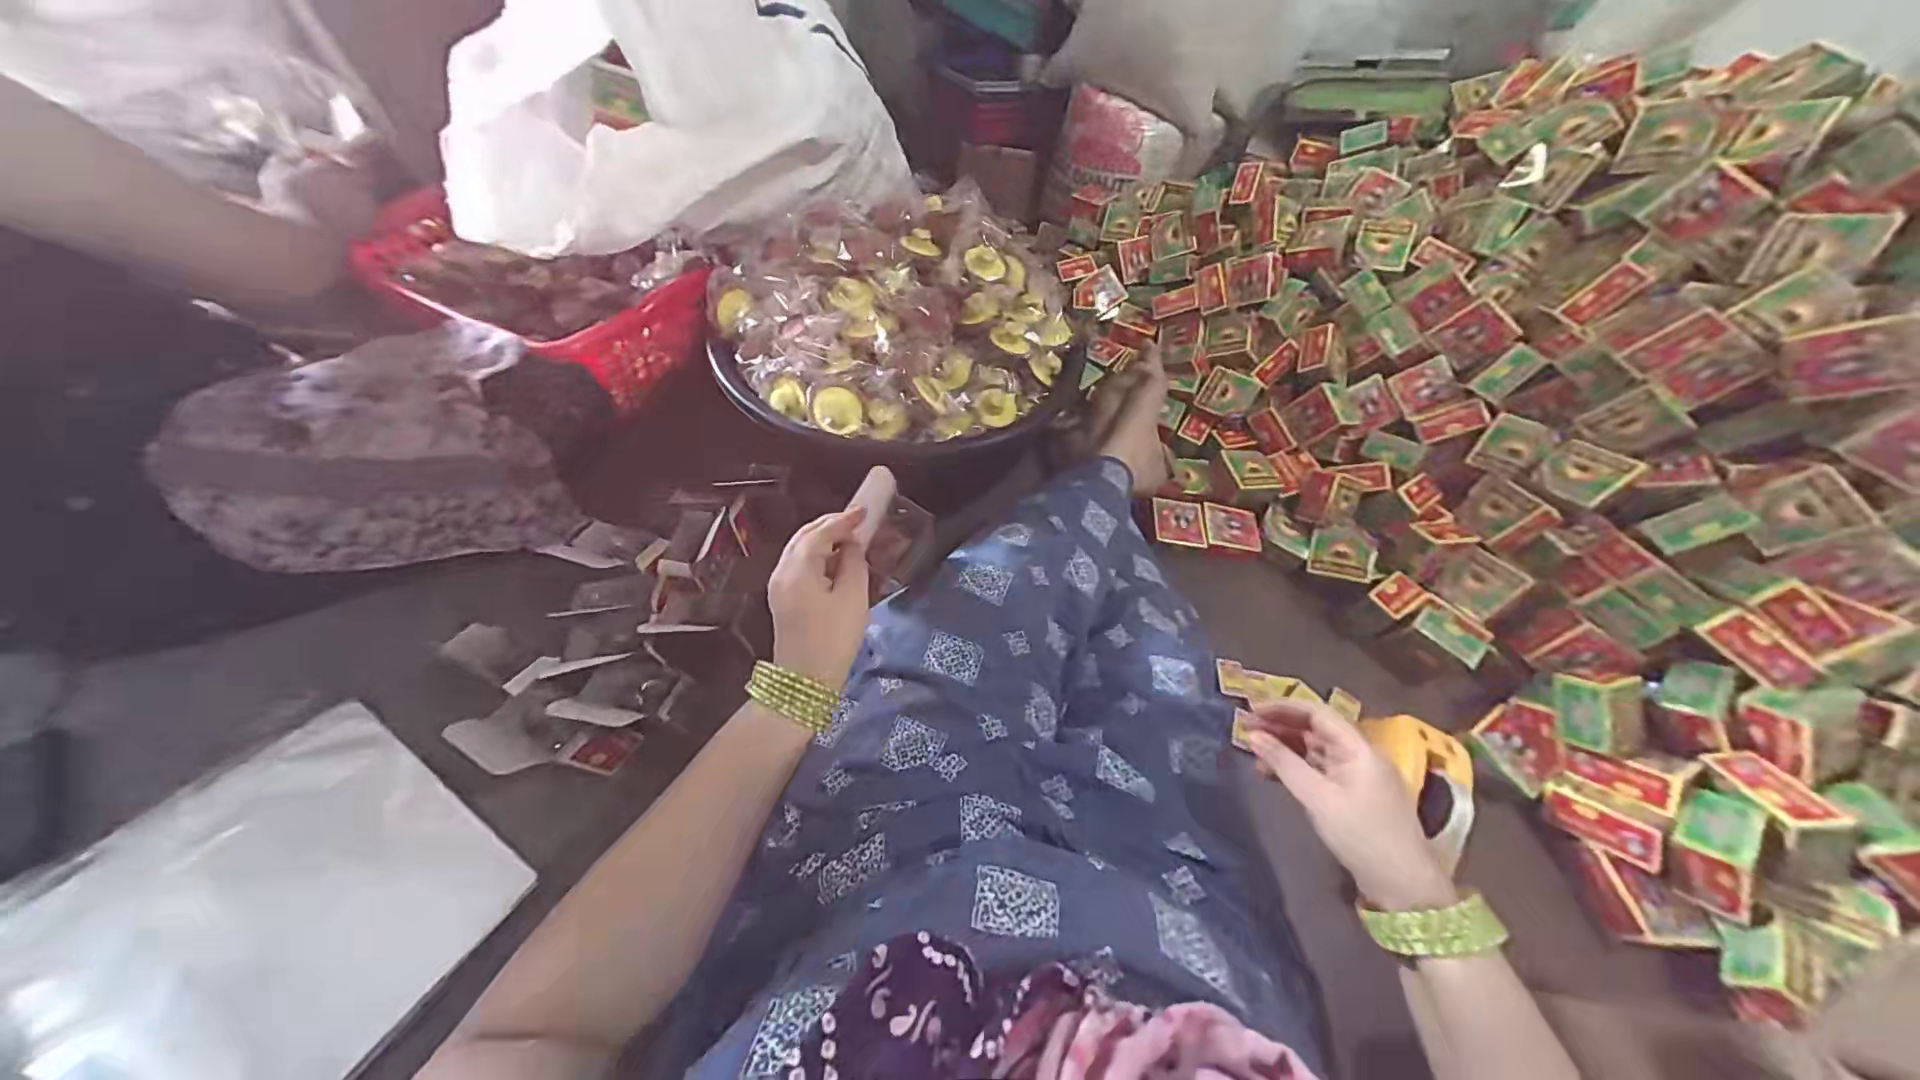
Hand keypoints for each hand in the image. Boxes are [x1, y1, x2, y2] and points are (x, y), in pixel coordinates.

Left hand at [768, 507, 871, 686]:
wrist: (806, 681)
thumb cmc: (833, 639)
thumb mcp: (853, 598)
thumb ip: (853, 563)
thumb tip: (852, 545)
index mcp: (797, 570)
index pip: (819, 533)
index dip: (843, 519)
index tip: (866, 511)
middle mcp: (781, 572)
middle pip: (804, 537)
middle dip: (831, 525)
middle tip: (858, 521)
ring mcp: (779, 586)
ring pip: (800, 550)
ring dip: (824, 539)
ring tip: (851, 538)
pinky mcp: (783, 598)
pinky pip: (800, 565)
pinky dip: (818, 555)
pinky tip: (837, 560)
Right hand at [1246, 702, 1456, 911]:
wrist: (1403, 886)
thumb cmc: (1361, 835)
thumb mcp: (1317, 797)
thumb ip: (1284, 763)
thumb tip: (1253, 735)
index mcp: (1358, 748)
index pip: (1316, 712)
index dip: (1282, 707)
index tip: (1251, 711)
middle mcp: (1358, 754)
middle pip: (1314, 728)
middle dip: (1279, 726)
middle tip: (1245, 731)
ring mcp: (1355, 774)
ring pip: (1313, 749)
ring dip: (1283, 747)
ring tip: (1254, 754)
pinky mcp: (1351, 793)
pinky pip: (1317, 769)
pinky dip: (1294, 767)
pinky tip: (1271, 774)